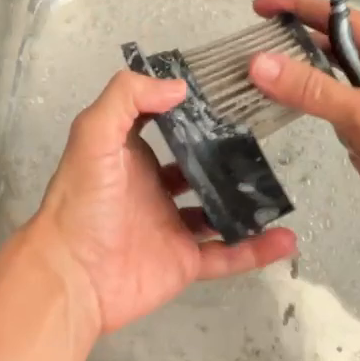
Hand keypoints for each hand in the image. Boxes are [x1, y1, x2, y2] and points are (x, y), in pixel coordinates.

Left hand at [16, 68, 296, 336]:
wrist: (73, 273)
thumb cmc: (81, 198)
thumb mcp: (93, 134)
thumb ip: (127, 99)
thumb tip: (178, 86)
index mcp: (127, 152)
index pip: (159, 120)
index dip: (184, 106)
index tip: (222, 93)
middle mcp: (150, 184)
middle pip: (194, 164)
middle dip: (222, 153)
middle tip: (261, 140)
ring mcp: (169, 223)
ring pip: (216, 209)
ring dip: (244, 200)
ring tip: (278, 187)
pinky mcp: (183, 261)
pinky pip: (228, 254)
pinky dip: (256, 249)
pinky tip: (286, 238)